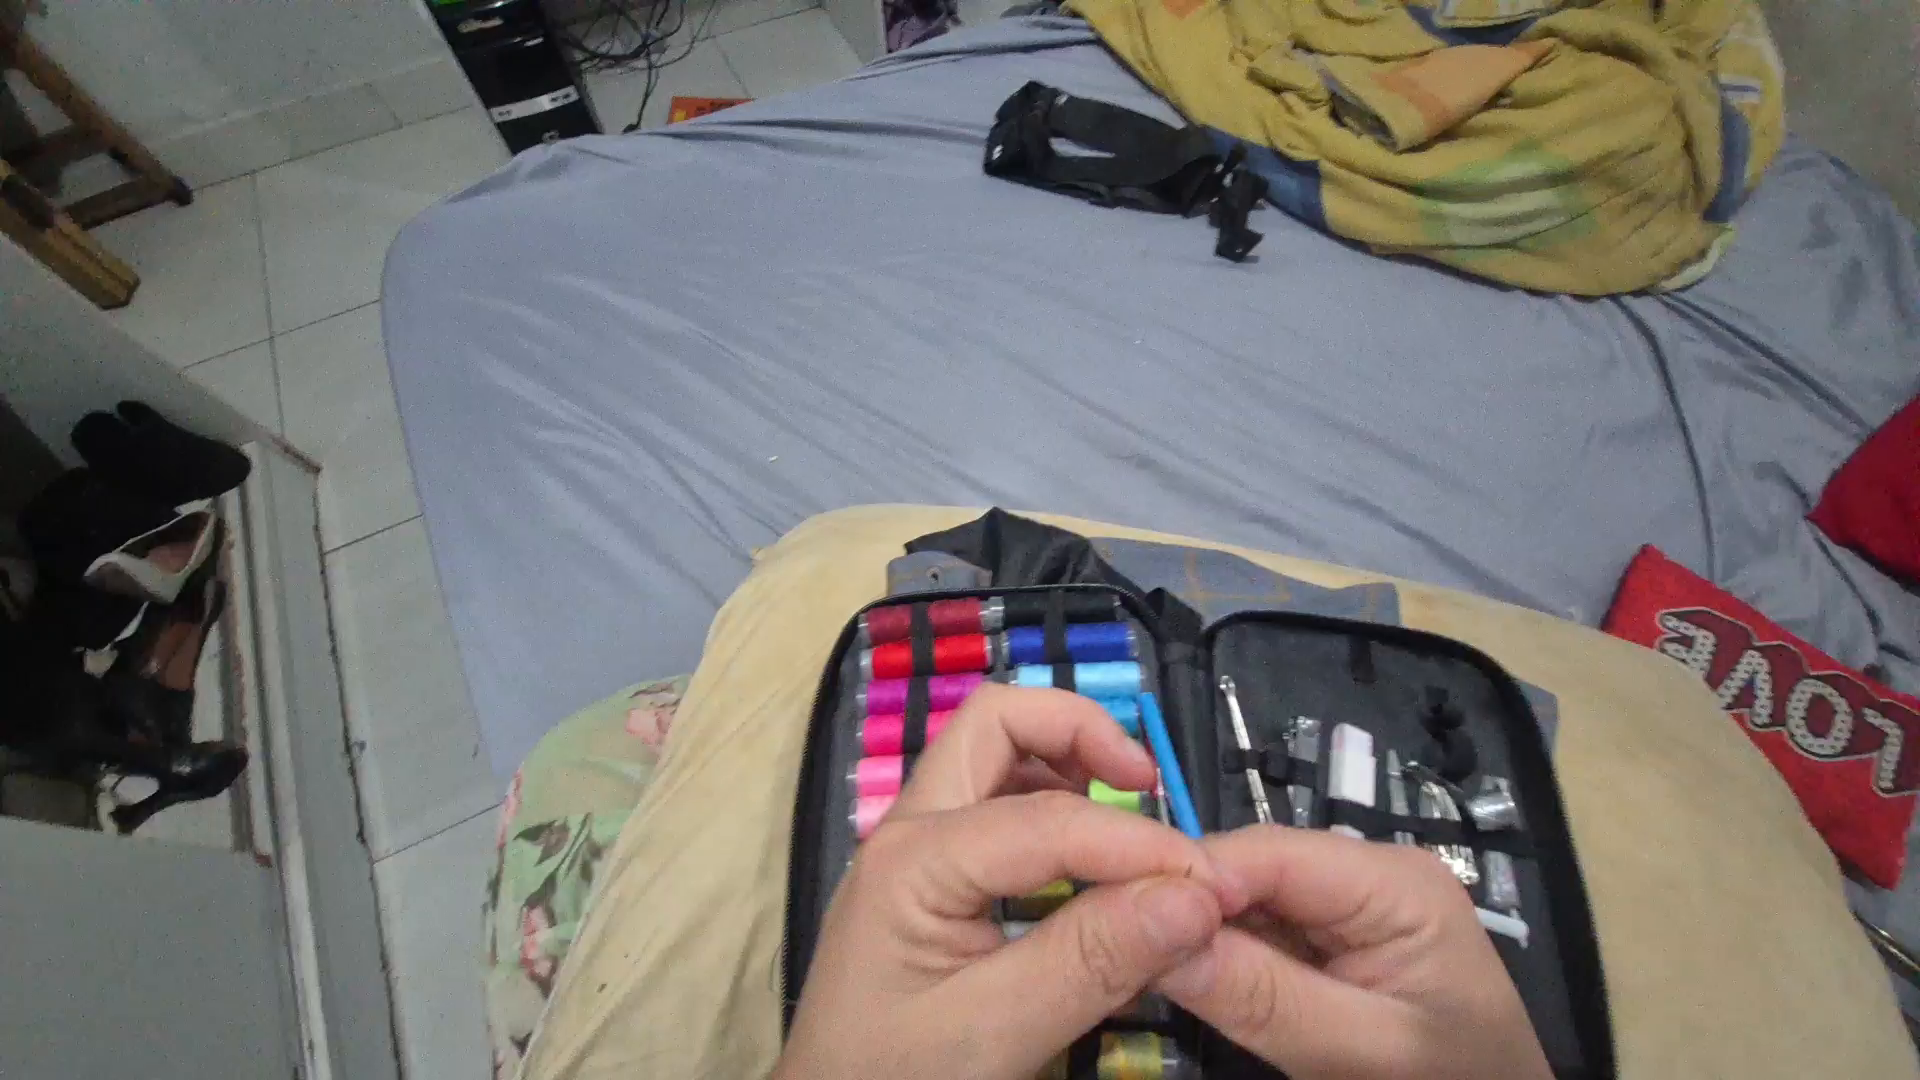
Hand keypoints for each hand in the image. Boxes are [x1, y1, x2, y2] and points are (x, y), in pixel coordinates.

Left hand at [776, 685, 1243, 1079]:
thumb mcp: (994, 1034)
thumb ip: (1091, 960)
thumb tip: (1194, 896)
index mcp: (915, 858)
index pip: (1046, 820)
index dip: (1137, 843)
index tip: (1209, 883)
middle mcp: (910, 824)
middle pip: (994, 722)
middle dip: (1078, 730)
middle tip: (1146, 782)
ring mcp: (916, 838)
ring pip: (991, 746)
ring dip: (1062, 754)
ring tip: (1124, 803)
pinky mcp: (930, 864)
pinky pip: (992, 796)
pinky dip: (1048, 797)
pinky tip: (1083, 847)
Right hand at [1156, 827, 1550, 1079]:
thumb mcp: (1364, 1058)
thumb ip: (1261, 997)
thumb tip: (1151, 933)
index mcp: (1393, 881)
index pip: (1269, 853)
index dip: (1192, 877)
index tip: (1122, 916)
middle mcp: (1365, 870)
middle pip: (1251, 868)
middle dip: (1191, 907)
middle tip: (1128, 949)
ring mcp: (1346, 901)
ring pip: (1244, 896)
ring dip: (1199, 931)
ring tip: (1151, 962)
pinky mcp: (1329, 932)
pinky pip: (1257, 926)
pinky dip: (1221, 951)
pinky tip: (1194, 974)